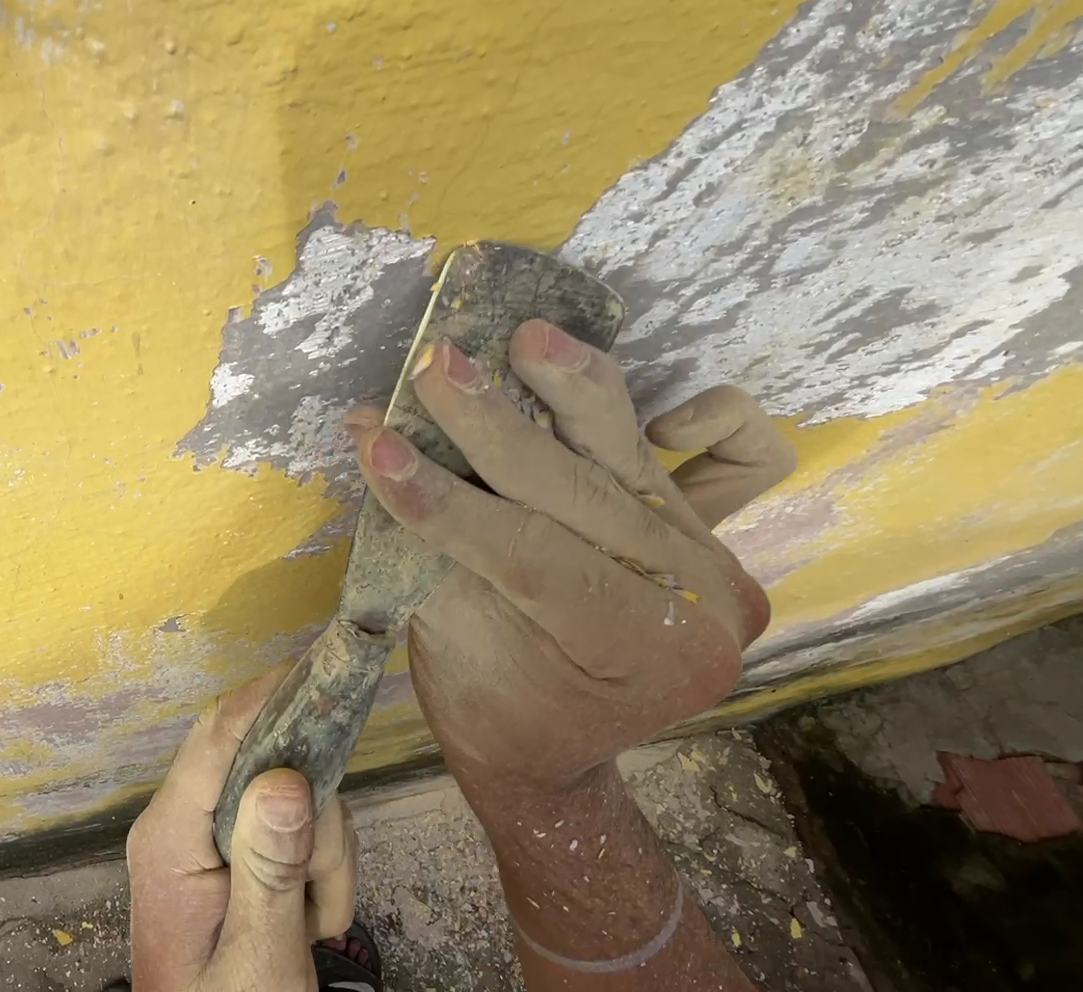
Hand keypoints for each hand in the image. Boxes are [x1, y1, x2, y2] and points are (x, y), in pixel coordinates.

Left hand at [127, 667, 358, 991]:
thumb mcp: (257, 959)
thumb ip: (270, 869)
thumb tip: (286, 776)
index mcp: (169, 836)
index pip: (216, 736)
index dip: (267, 695)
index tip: (321, 670)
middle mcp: (182, 820)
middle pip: (262, 763)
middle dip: (312, 819)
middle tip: (324, 899)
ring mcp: (207, 834)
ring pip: (288, 794)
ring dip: (320, 853)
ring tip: (315, 925)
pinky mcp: (232, 849)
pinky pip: (290, 824)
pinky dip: (317, 865)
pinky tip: (312, 920)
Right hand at [344, 320, 793, 796]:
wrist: (554, 745)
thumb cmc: (492, 712)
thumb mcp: (448, 642)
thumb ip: (419, 536)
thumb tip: (371, 437)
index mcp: (634, 654)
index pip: (527, 555)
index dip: (444, 499)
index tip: (377, 446)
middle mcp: (696, 604)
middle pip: (578, 494)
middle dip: (492, 427)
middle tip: (435, 364)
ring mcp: (712, 562)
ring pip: (632, 458)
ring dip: (572, 389)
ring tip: (525, 336)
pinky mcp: (703, 530)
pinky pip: (711, 460)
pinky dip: (672, 416)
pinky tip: (606, 385)